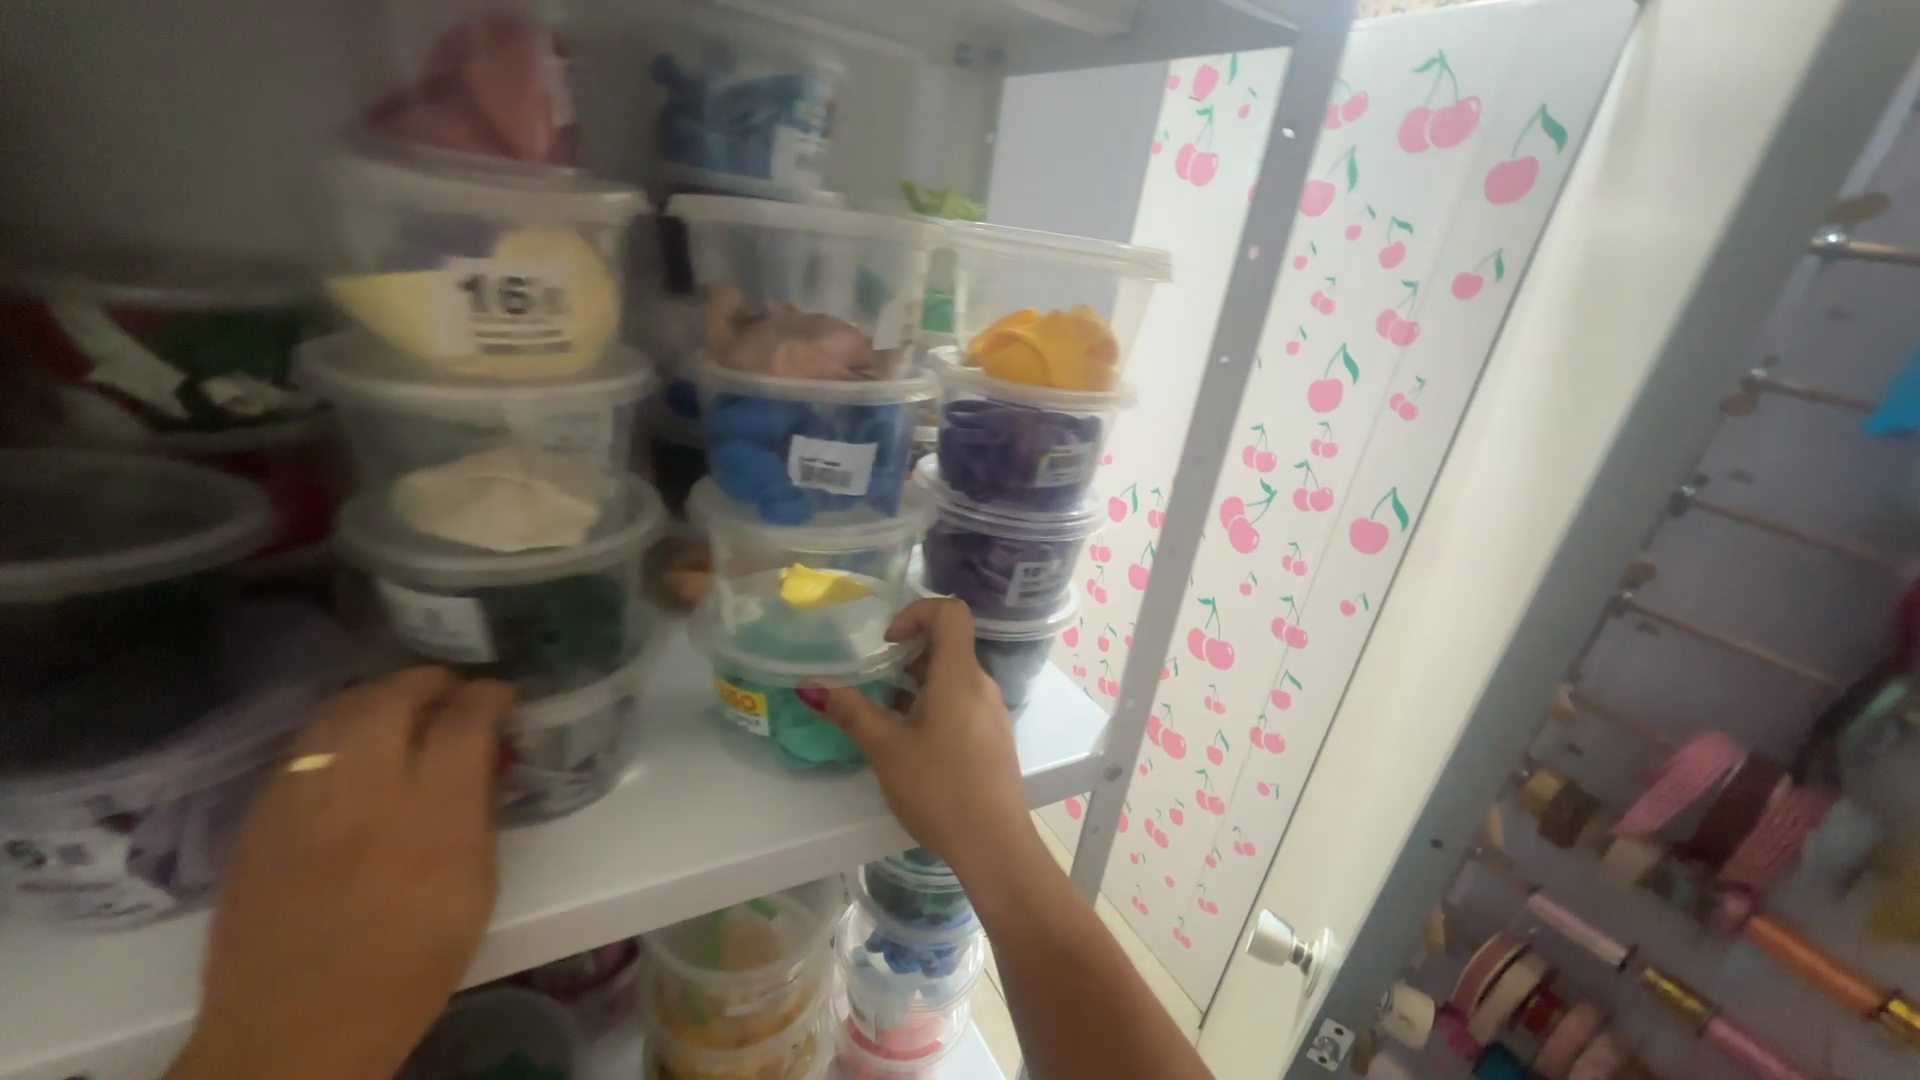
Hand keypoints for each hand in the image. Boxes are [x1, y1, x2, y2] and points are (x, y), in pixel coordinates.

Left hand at [168, 669, 513, 1079]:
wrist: (298, 1031)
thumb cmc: (414, 963)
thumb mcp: (477, 882)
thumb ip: (476, 811)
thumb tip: (481, 761)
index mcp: (433, 816)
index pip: (464, 721)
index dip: (488, 695)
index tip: (501, 694)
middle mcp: (365, 795)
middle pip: (391, 700)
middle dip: (427, 680)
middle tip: (449, 687)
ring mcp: (302, 806)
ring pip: (336, 716)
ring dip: (376, 697)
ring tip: (400, 704)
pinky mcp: (258, 824)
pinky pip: (300, 752)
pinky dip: (334, 733)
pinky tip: (350, 748)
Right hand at [805, 598, 1034, 877]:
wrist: (994, 844)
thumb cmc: (939, 789)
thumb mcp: (887, 749)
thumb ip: (851, 712)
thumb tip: (811, 687)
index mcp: (960, 675)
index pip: (951, 612)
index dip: (916, 612)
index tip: (887, 643)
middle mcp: (982, 685)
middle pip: (949, 644)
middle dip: (909, 652)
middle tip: (875, 676)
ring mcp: (991, 712)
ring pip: (954, 676)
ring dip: (918, 681)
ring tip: (884, 709)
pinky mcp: (992, 737)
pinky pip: (962, 701)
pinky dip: (934, 703)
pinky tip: (910, 738)